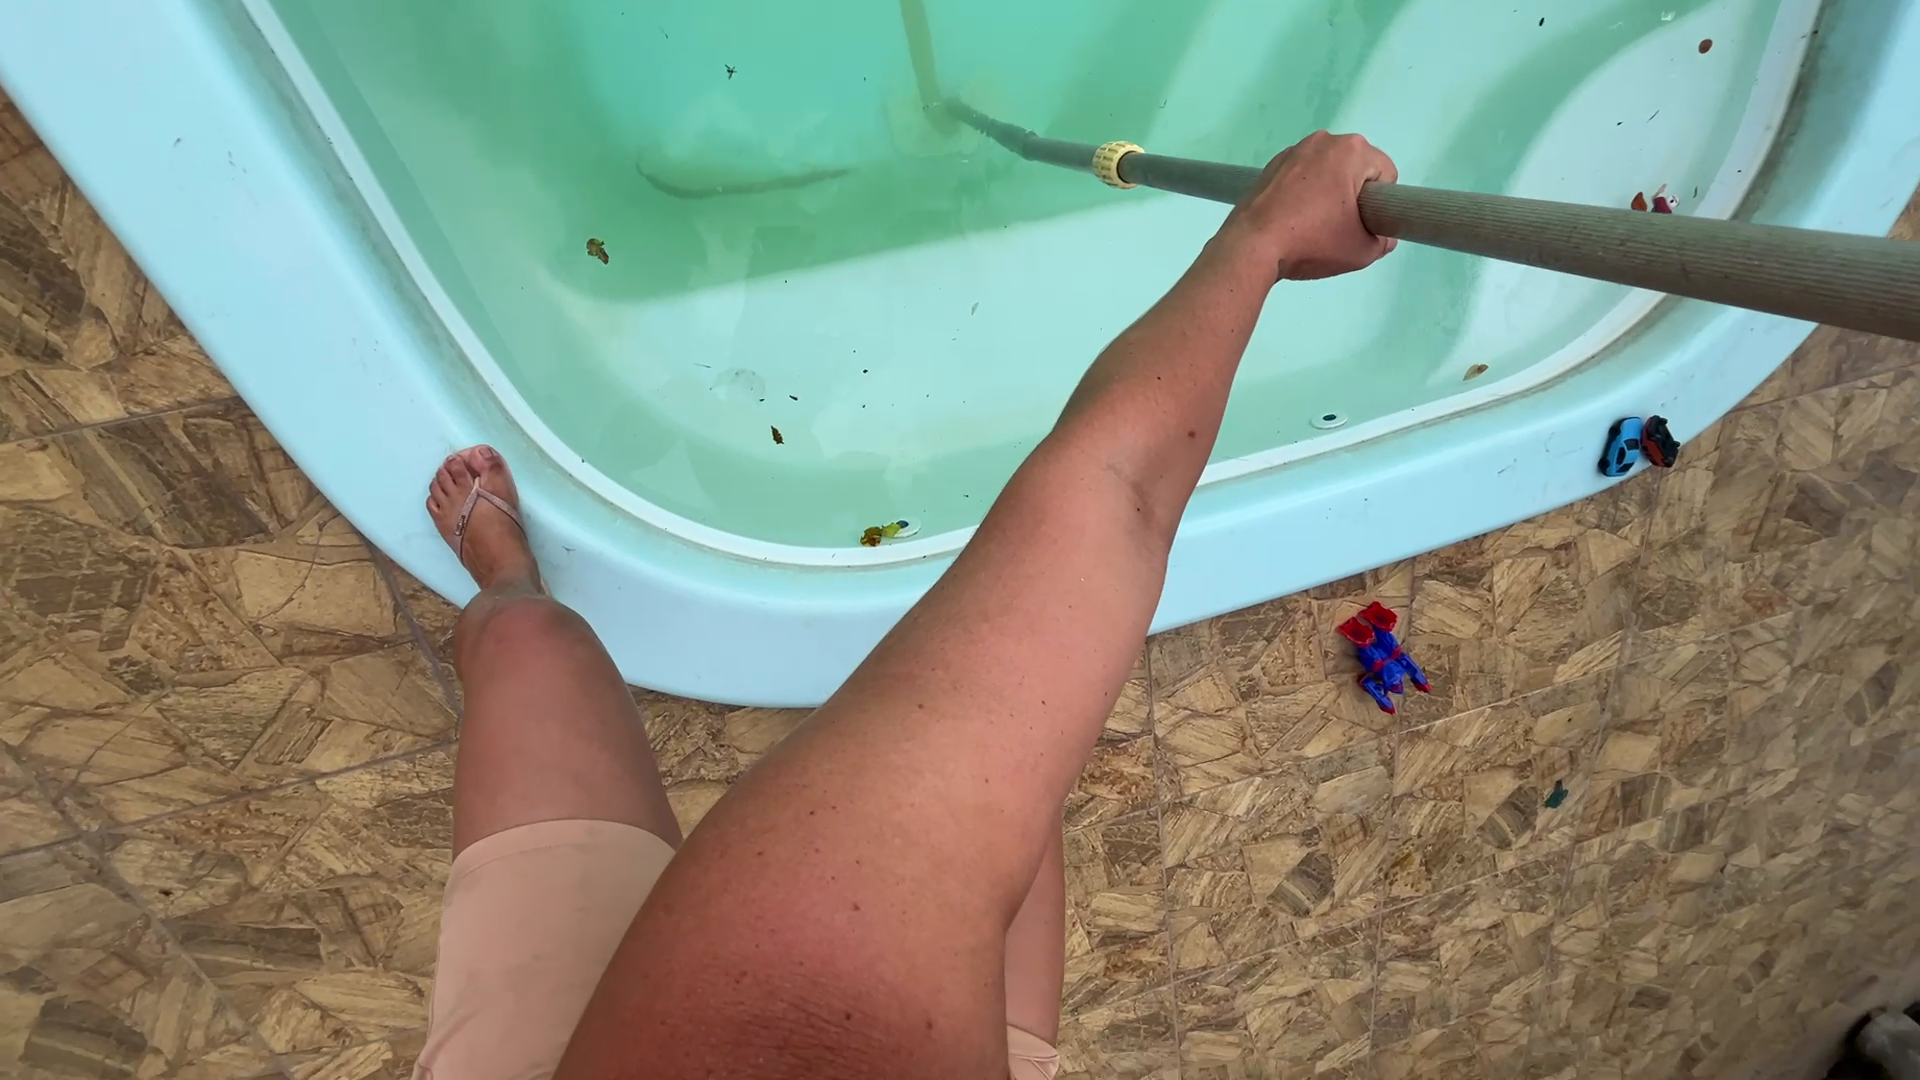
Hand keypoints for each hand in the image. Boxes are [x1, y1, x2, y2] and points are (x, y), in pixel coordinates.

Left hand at [1218, 131, 1397, 281]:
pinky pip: (1297, 180)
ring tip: (1308, 227)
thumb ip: (1381, 243)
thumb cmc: (1308, 243)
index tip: (1361, 225)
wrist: (1249, 249)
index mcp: (1352, 150)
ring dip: (1323, 195)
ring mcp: (1291, 153)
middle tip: (1334, 229)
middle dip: (1350, 197)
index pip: (1384, 174)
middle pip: (1352, 170)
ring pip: (1323, 174)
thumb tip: (1383, 239)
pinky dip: (1298, 196)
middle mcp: (1322, 141)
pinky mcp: (1268, 169)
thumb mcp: (1359, 251)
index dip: (1379, 204)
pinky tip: (1289, 221)